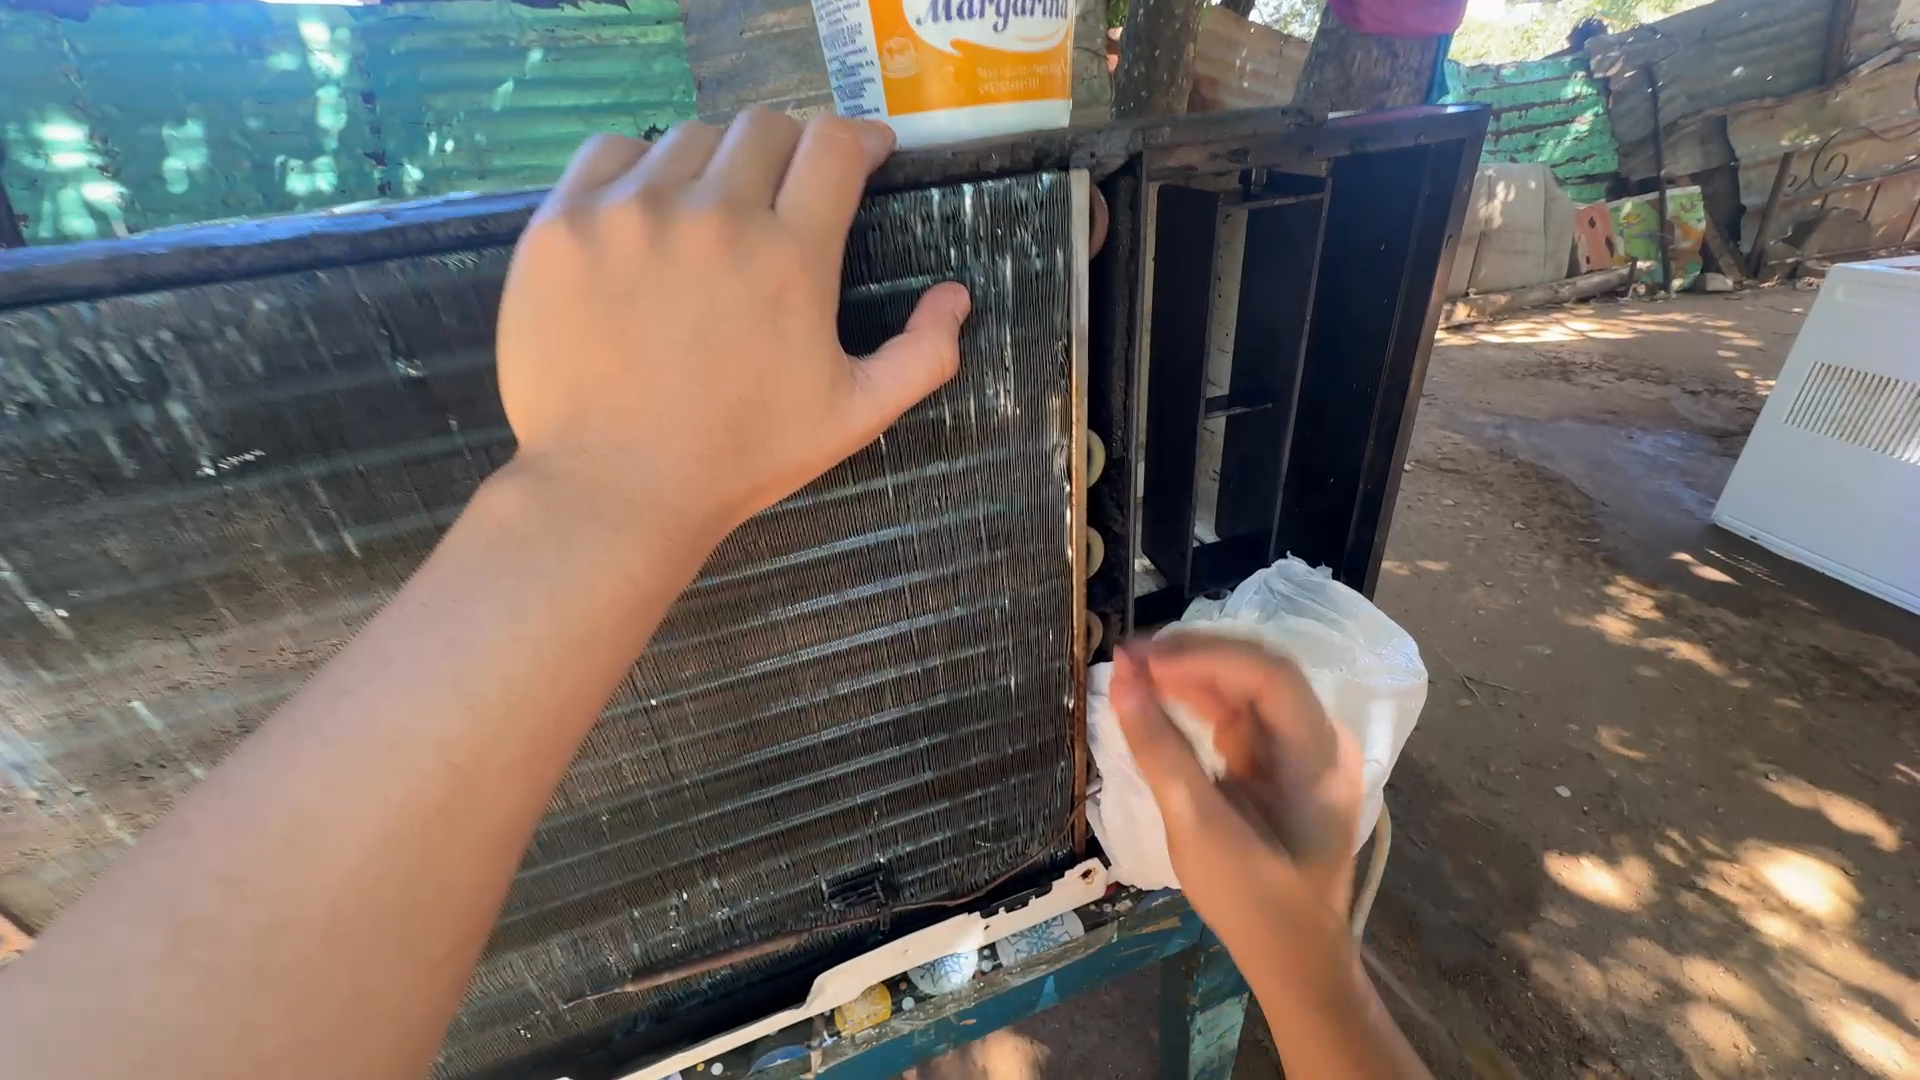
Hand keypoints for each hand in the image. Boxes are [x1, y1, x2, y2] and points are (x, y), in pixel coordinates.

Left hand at [493, 110, 970, 550]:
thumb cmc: (745, 455)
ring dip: (719, 163)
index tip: (863, 154)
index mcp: (792, 258)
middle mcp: (715, 214)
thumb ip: (923, 355)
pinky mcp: (564, 223)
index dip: (857, 139)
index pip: (833, 145)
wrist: (618, 486)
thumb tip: (956, 295)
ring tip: (716, 216)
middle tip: (786, 198)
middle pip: (764, 128)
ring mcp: (631, 212)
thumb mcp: (856, 417)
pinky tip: (650, 218)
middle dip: (790, 152)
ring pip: (690, 137)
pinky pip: (614, 155)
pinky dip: (643, 170)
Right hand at [1110, 634, 1366, 950]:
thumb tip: (1121, 680)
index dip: (1203, 656)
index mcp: (1319, 756)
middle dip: (1190, 657)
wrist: (1291, 958)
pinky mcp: (1273, 761)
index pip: (1268, 675)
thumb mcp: (1197, 827)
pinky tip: (1154, 694)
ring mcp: (1296, 748)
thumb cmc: (1252, 901)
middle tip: (1129, 655)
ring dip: (1186, 674)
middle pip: (1255, 672)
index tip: (1144, 661)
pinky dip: (1191, 700)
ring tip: (1132, 668)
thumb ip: (1159, 750)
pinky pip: (1231, 713)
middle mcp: (1317, 739)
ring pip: (1240, 687)